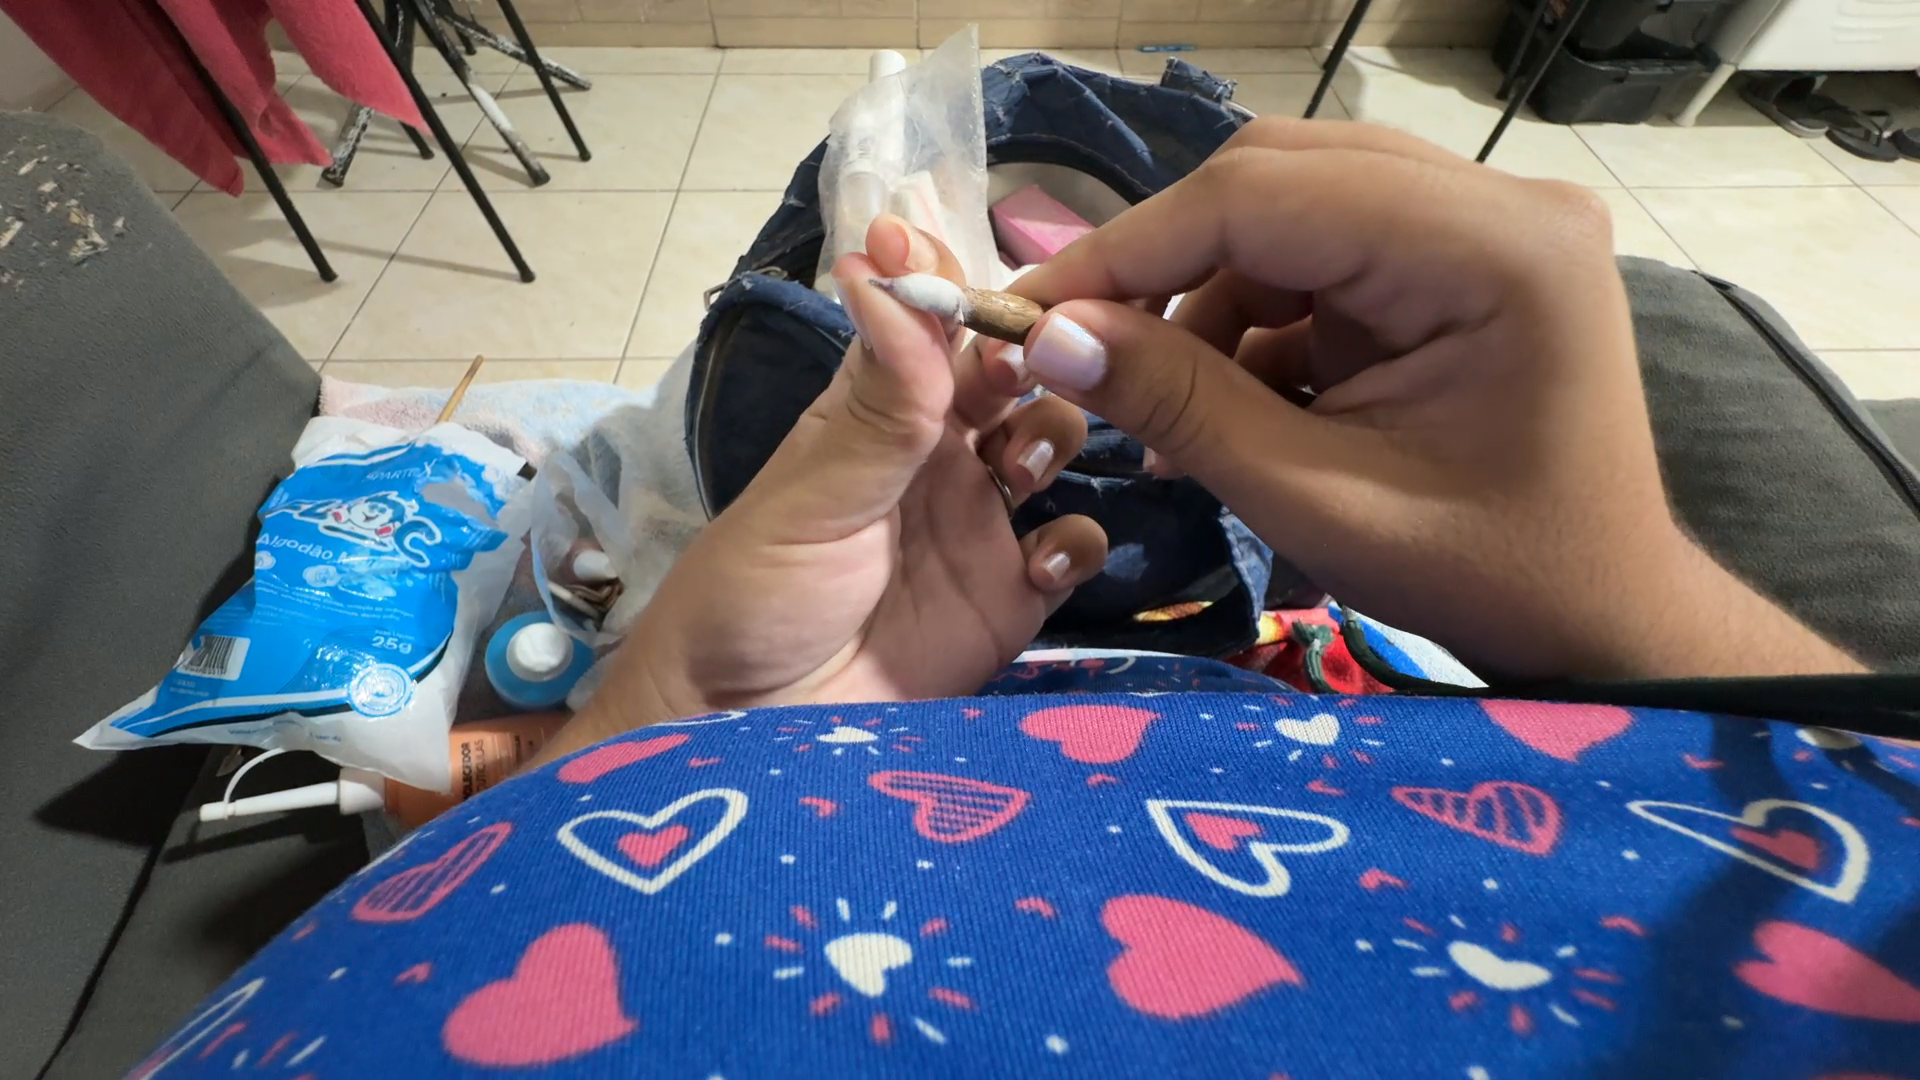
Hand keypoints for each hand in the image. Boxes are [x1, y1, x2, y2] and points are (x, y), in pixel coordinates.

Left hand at [542, 216, 1106, 757]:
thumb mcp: (814, 494)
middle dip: (1028, 363)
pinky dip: (1074, 544)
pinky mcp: (1014, 596)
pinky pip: (1073, 548)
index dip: (956, 291)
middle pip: (1011, 379)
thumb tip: (882, 266)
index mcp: (879, 419)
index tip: (980, 275)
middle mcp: (939, 460)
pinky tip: (1040, 563)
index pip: (930, 330)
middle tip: (1017, 377)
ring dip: (1056, 439)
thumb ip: (877, 403)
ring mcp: (982, 526)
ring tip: (1021, 470)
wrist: (759, 724)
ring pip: (1054, 448)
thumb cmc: (762, 593)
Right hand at [1010, 118, 1859, 679]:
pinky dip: (1238, 333)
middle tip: (1080, 345)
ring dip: (1196, 310)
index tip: (1032, 312)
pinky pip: (1302, 271)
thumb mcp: (1305, 496)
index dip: (1127, 250)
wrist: (1583, 611)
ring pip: (1275, 224)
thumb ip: (1178, 405)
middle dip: (1158, 268)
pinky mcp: (1437, 271)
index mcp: (1489, 249)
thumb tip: (1049, 338)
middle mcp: (1489, 204)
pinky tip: (1219, 411)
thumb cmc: (1468, 572)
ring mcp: (1467, 231)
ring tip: (1167, 415)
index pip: (1261, 195)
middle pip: (1268, 183)